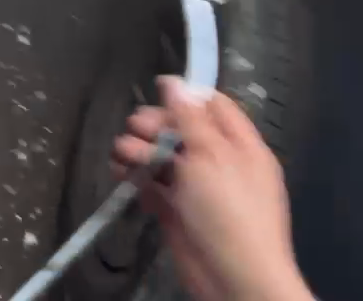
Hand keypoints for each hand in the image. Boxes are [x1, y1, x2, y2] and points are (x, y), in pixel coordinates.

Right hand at [113, 77, 312, 300]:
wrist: (233, 280)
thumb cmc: (229, 212)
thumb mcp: (210, 155)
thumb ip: (189, 116)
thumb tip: (174, 82)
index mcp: (239, 146)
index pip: (213, 106)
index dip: (186, 96)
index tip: (158, 92)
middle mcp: (218, 162)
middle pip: (180, 127)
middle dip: (153, 124)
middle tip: (136, 128)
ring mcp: (196, 186)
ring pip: (160, 154)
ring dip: (138, 149)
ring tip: (124, 155)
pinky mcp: (175, 207)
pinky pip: (151, 182)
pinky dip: (135, 176)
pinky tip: (123, 174)